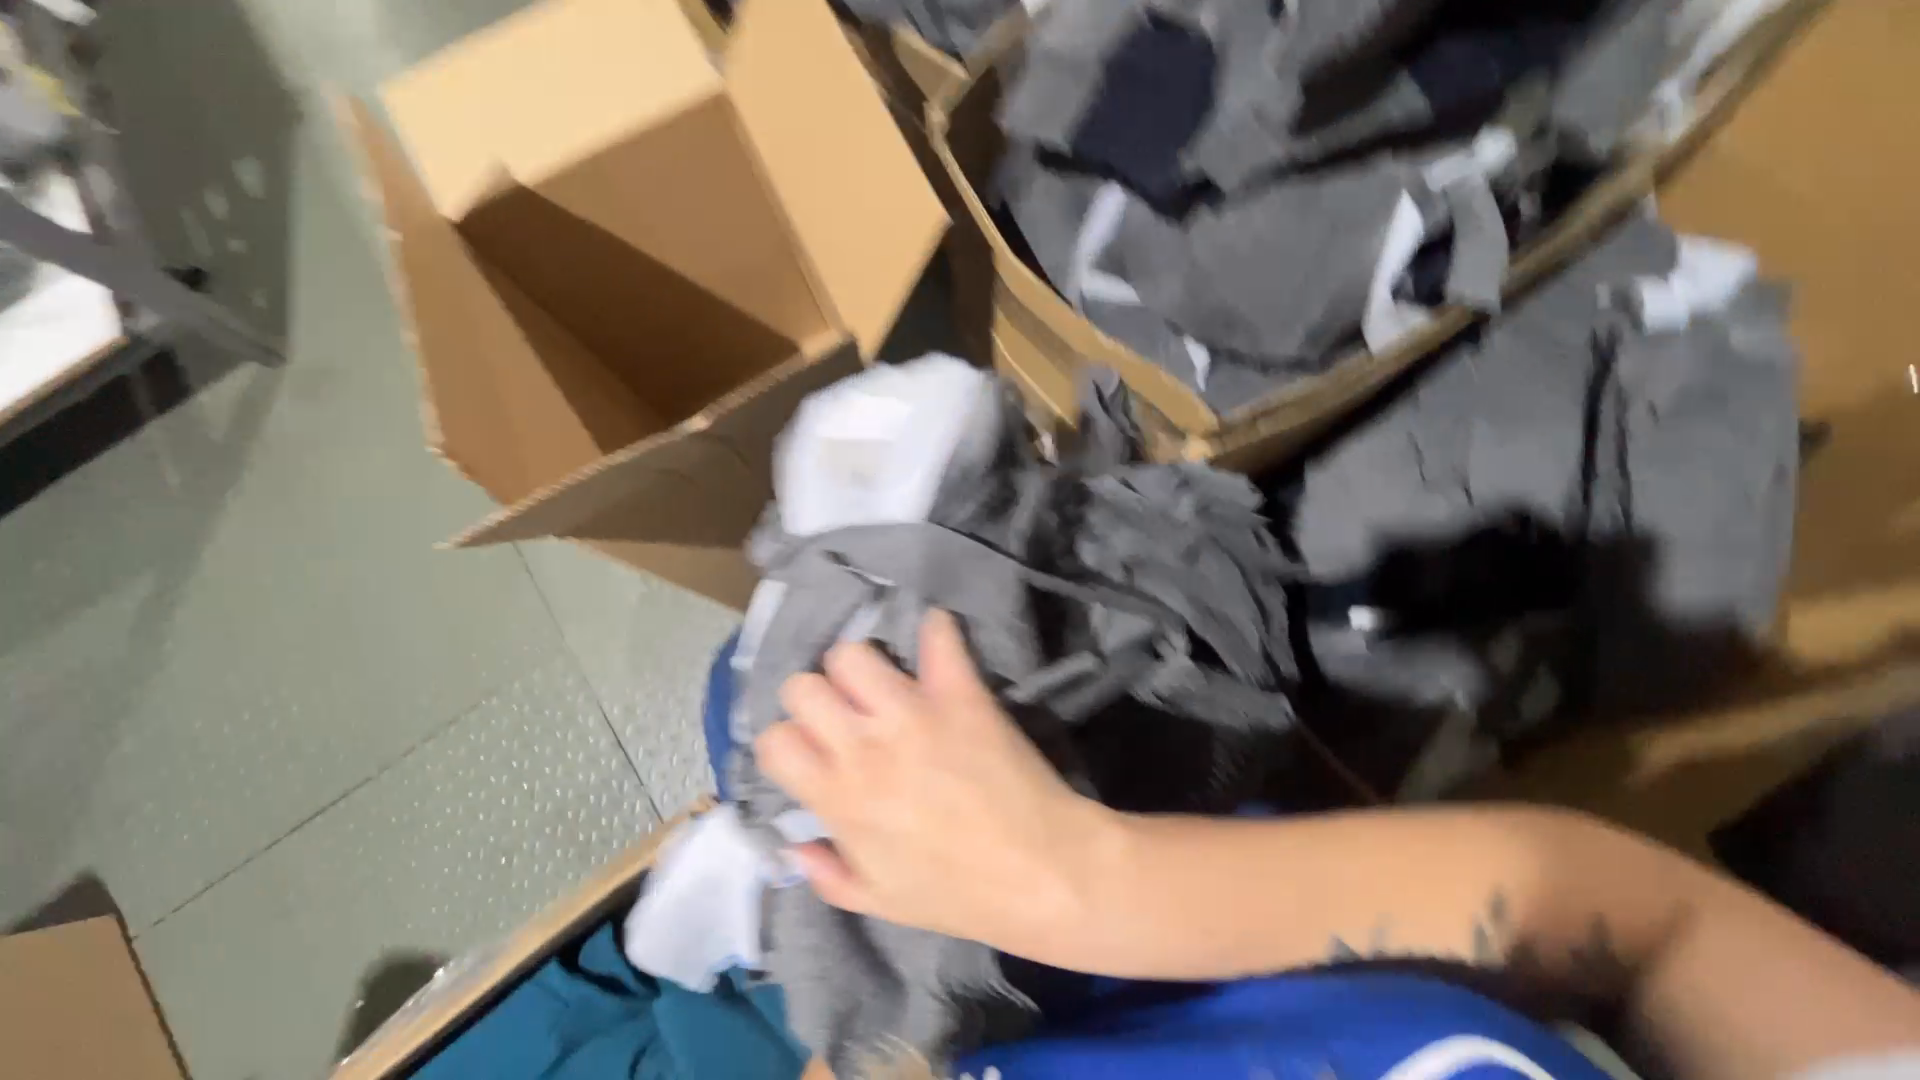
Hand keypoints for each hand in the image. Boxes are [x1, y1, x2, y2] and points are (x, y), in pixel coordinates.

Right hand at [754, 610, 1117, 956]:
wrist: (1042, 872)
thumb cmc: (959, 895)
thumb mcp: (879, 902)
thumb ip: (827, 874)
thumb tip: (792, 845)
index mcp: (840, 798)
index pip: (775, 741)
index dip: (787, 744)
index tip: (811, 751)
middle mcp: (865, 747)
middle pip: (803, 686)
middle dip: (816, 697)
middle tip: (845, 716)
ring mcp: (913, 714)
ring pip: (853, 654)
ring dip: (862, 668)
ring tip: (884, 687)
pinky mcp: (961, 694)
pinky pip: (940, 639)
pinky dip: (937, 633)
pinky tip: (936, 640)